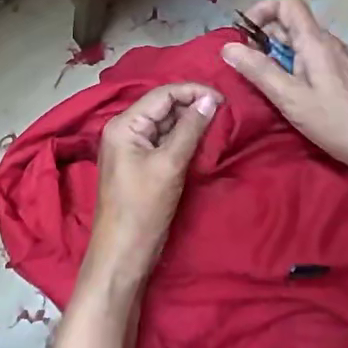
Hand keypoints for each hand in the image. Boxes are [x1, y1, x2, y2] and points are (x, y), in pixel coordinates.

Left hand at [85, 83, 221, 285]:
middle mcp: (125, 130)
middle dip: (193, 105)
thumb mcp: (169, 164)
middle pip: (163, 106)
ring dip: (190, 121)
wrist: (123, 255)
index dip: (193, 91)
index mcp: (124, 125)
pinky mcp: (141, 164)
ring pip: (166, 123)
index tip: (223, 98)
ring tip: (219, 122)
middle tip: (224, 110)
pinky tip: (204, 139)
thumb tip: (211, 99)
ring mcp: (132, 148)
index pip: (162, 94)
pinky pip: (165, 141)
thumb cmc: (142, 208)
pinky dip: (184, 138)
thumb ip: (190, 128)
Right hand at [221, 0, 347, 189]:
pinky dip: (295, 66)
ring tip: (269, 85)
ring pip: (301, 42)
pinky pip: (313, 58)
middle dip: (264, 39)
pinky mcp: (345, 74)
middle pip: (290, 23)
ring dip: (278, 55)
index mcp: (315, 41)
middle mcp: (329, 42)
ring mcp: (339, 57)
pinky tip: (294, 93)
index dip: (261, 10)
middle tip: (250, 70)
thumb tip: (228, 47)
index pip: (286, 1)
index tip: (244, 37)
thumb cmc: (337, 122)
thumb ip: (258, 71)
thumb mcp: (290, 99)